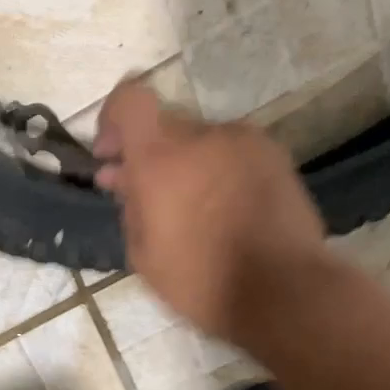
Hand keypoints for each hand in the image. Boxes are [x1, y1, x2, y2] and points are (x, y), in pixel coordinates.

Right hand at [94, 81, 333, 339]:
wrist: (280, 290)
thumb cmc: (200, 281)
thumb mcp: (144, 255)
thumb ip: (129, 206)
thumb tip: (123, 177)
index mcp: (160, 159)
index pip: (130, 100)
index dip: (114, 117)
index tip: (109, 152)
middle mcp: (202, 136)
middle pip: (165, 126)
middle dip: (150, 155)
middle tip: (144, 194)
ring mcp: (243, 141)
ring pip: (201, 142)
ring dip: (188, 166)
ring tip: (190, 211)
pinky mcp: (274, 154)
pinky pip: (232, 153)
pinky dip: (219, 172)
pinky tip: (223, 211)